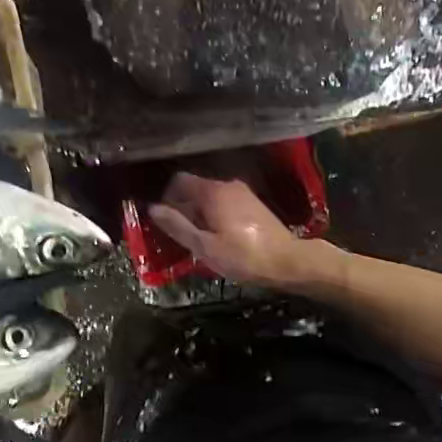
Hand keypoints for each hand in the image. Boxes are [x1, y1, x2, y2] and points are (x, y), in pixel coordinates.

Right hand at [148, 174, 326, 287]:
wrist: (287, 261)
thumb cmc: (243, 256)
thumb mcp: (205, 247)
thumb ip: (178, 226)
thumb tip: (154, 209)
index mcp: (212, 191)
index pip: (178, 181)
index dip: (166, 198)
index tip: (164, 220)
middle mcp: (228, 184)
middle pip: (194, 188)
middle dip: (183, 208)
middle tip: (179, 234)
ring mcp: (243, 193)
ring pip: (210, 197)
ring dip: (199, 213)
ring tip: (199, 239)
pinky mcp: (253, 204)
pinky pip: (224, 203)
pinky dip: (215, 215)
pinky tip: (218, 237)